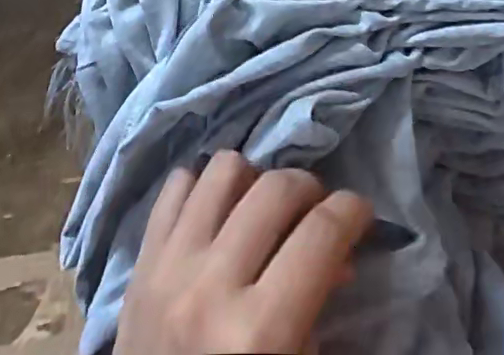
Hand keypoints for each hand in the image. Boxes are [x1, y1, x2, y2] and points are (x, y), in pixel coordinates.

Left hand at [114, 151, 373, 354]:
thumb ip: (317, 315)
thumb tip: (337, 259)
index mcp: (260, 332)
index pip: (319, 237)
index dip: (350, 211)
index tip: (360, 210)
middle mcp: (214, 284)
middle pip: (275, 191)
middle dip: (308, 188)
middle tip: (317, 208)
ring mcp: (171, 262)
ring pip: (223, 171)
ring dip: (254, 178)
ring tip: (263, 205)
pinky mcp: (143, 255)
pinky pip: (176, 185)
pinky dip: (204, 187)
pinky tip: (218, 211)